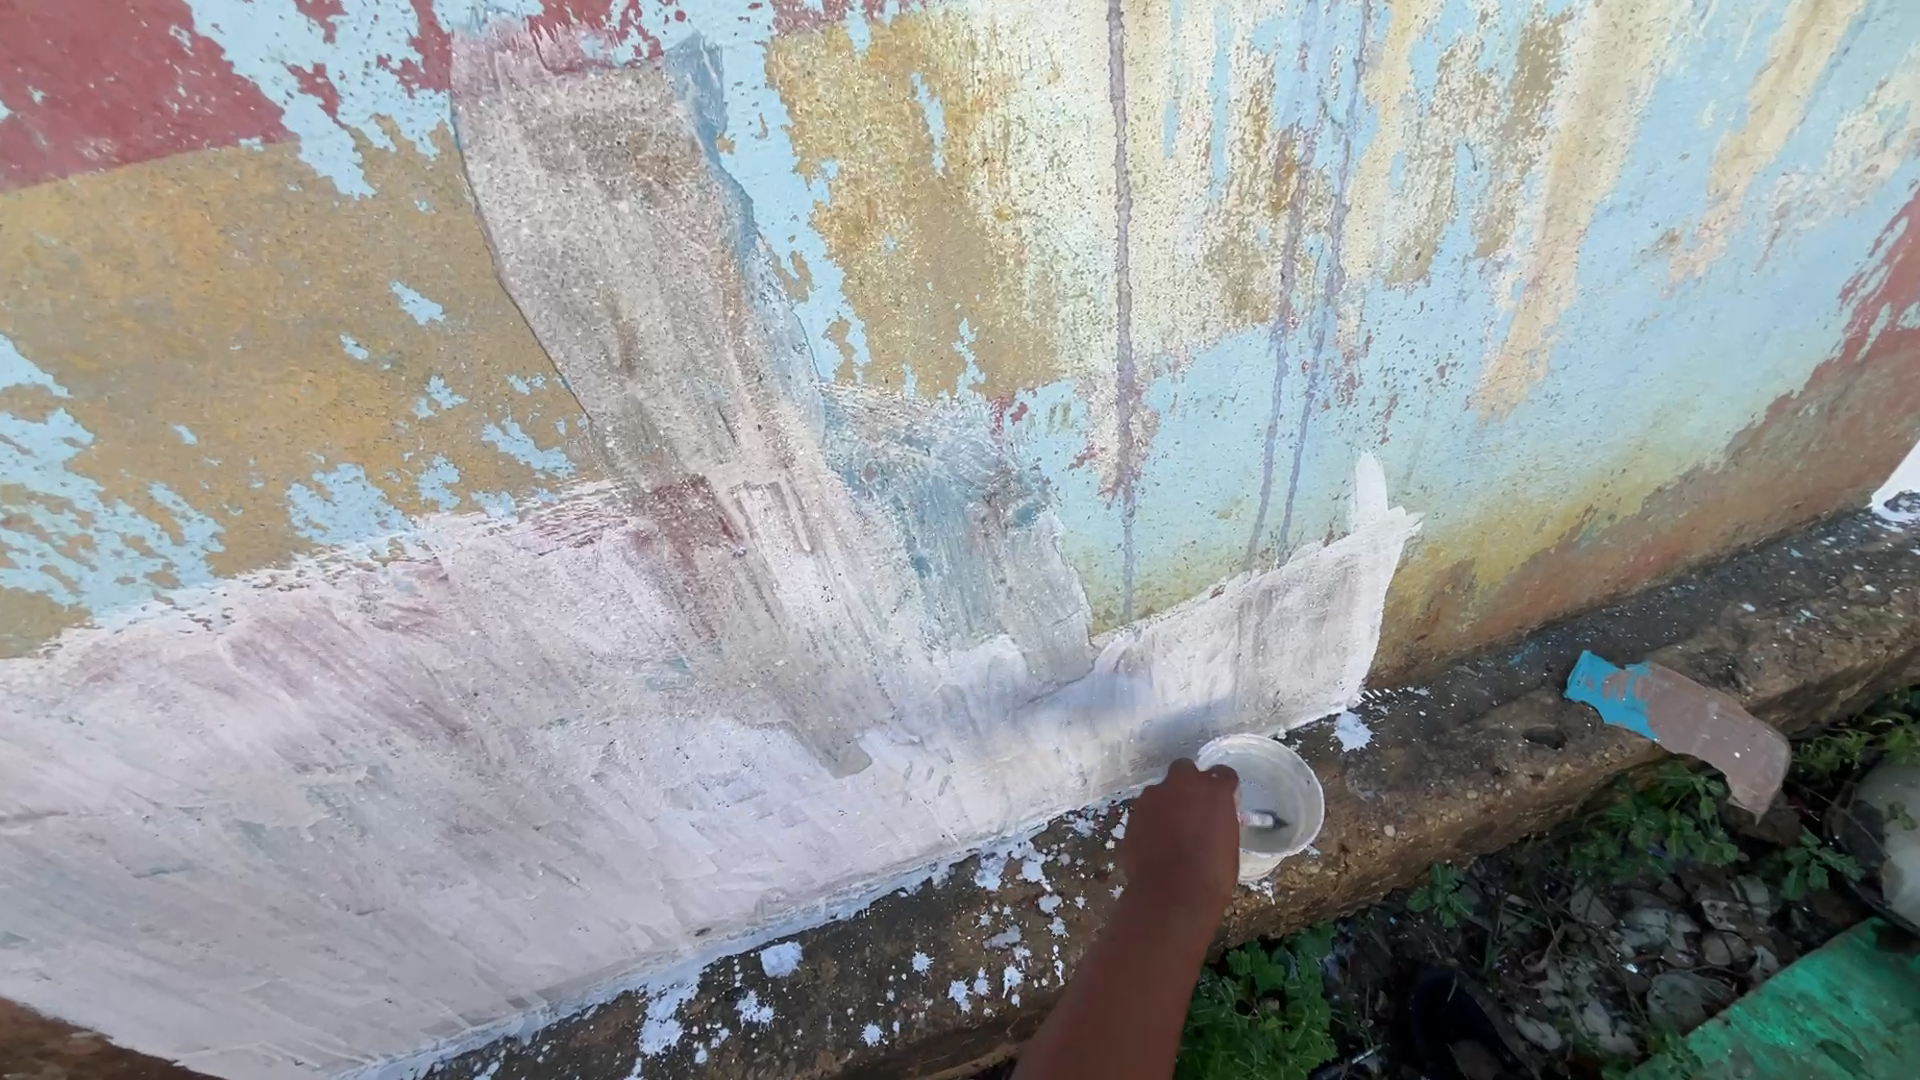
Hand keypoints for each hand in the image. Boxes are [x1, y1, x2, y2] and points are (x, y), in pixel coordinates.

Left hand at [1119, 758, 1240, 925]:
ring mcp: (1151, 797)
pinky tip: (1154, 844)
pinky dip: (1150, 822)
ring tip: (1170, 833)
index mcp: (1212, 790)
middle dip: (1188, 783)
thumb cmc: (1212, 875)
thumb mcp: (1228, 844)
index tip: (1223, 799)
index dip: (1223, 786)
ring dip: (1165, 804)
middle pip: (1184, 769)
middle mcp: (1180, 784)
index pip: (1223, 774)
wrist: (1171, 895)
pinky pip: (1145, 812)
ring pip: (1160, 791)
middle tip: (1192, 808)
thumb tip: (1212, 822)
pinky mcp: (1132, 814)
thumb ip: (1219, 821)